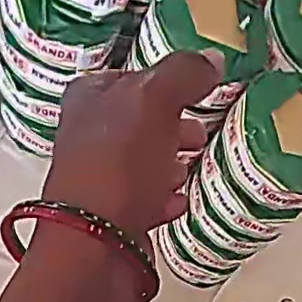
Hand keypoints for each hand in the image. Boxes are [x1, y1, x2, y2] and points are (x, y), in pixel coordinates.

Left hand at [43, 50, 218, 237]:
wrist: (98, 242)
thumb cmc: (119, 162)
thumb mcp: (154, 101)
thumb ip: (183, 74)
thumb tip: (213, 59)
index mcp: (89, 99)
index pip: (128, 78)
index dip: (162, 82)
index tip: (194, 91)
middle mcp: (88, 139)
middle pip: (136, 124)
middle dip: (170, 126)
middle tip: (199, 132)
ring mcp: (100, 183)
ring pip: (141, 165)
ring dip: (168, 163)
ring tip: (195, 164)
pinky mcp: (114, 221)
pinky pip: (145, 204)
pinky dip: (165, 200)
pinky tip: (182, 200)